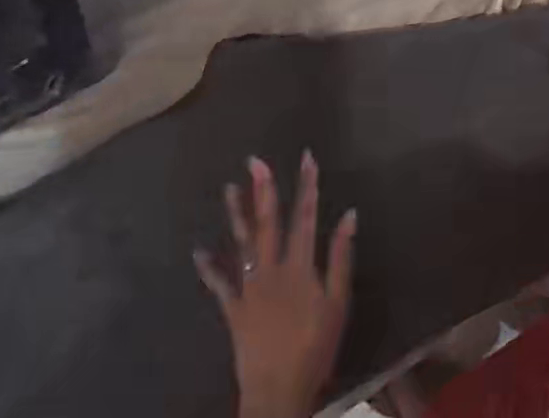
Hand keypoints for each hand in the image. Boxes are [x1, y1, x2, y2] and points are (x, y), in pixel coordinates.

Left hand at [195, 153, 357, 417]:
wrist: (278, 390)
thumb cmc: (316, 346)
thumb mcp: (339, 302)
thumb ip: (341, 257)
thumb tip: (350, 215)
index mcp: (299, 265)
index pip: (305, 216)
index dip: (307, 185)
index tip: (307, 158)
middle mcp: (271, 269)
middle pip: (268, 222)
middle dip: (263, 189)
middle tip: (255, 161)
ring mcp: (249, 288)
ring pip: (242, 244)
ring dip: (236, 214)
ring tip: (229, 188)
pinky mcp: (233, 309)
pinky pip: (219, 284)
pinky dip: (209, 268)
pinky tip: (198, 252)